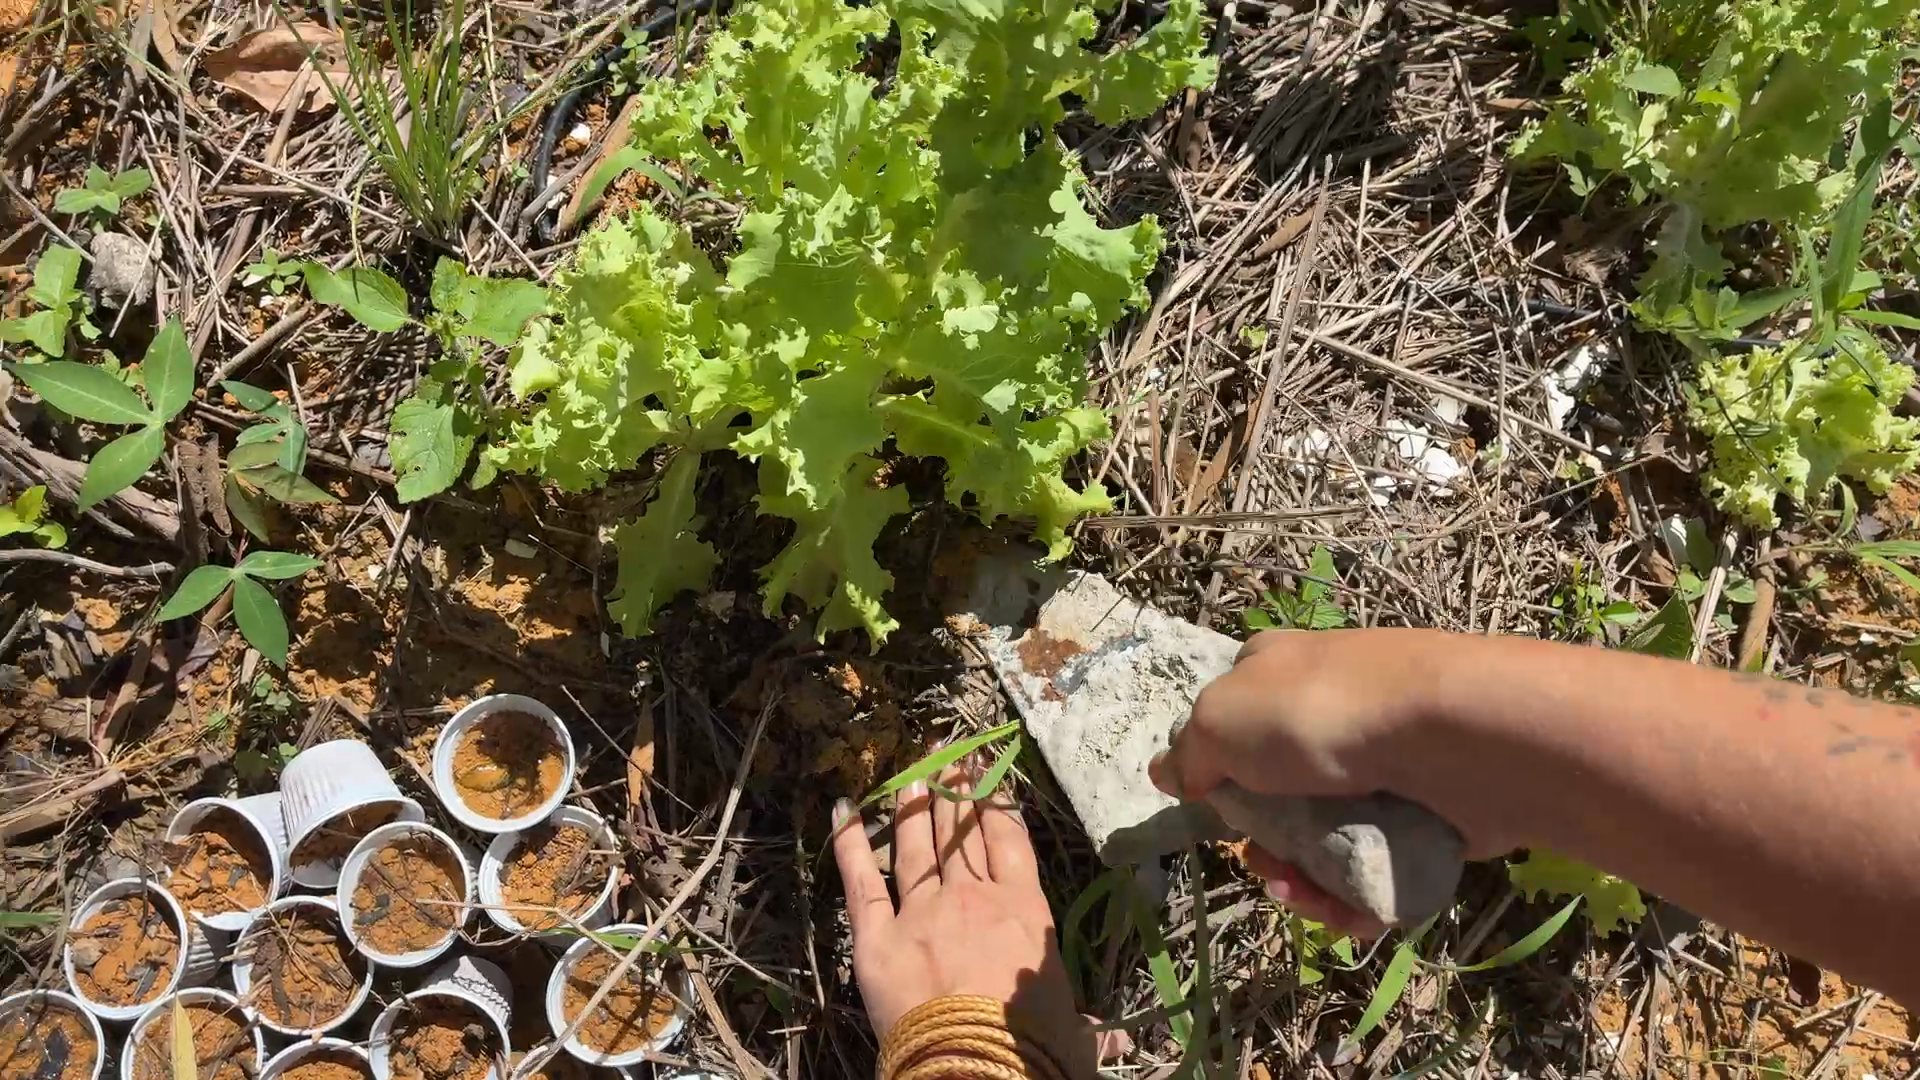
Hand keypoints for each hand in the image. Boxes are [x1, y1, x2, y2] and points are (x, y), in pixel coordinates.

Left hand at [831, 770, 1093, 1074]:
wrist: (976, 1075)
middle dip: (955, 789)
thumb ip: (1086, 1026)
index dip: (995, 801)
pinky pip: (861, 883)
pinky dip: (849, 845)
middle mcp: (970, 897)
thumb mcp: (1070, 1033)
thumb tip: (1118, 1044)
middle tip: (947, 755)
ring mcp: (921, 912)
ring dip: (914, 805)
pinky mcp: (877, 937)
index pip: (1006, 838)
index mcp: (1021, 908)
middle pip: (961, 832)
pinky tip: (843, 809)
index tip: (986, 771)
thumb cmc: (1035, 1052)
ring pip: (916, 845)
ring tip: (913, 773)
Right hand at [1150, 629, 1469, 935]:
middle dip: (1257, 835)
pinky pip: (1372, 859)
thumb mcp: (1218, 722)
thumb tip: (1163, 773)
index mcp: (1270, 672)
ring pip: (1319, 830)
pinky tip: (1338, 908)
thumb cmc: (1311, 712)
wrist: (1452, 731)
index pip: (1228, 717)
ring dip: (1297, 873)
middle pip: (1270, 785)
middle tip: (1258, 859)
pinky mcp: (1420, 811)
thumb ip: (1187, 754)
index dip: (1213, 764)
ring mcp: (1374, 761)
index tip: (1211, 801)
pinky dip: (1348, 891)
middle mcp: (1320, 710)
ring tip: (1298, 892)